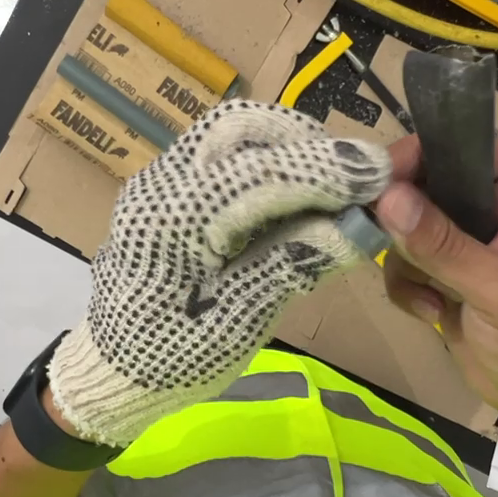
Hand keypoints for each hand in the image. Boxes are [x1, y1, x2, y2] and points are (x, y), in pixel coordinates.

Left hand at [48, 101, 391, 445]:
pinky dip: (268, 160)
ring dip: (289, 147)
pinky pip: (223, 153)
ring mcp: (160, 179)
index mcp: (171, 221)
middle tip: (355, 177)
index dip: (325, 169)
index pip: (258, 173)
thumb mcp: (238, 321)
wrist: (116, 368)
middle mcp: (160, 183)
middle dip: (306, 143)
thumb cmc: (173, 357)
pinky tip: (295, 193)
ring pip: (232, 133)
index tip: (381, 175)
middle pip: (241, 128)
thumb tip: (359, 226)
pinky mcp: (168, 187)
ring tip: (332, 184)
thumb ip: (293, 264)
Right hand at [374, 135, 497, 429]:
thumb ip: (443, 244)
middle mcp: (488, 208)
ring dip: (407, 265)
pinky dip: (408, 290)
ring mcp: (462, 242)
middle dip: (400, 217)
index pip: (461, 148)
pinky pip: (400, 264)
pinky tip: (435, 314)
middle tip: (389, 243)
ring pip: (403, 227)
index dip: (418, 155)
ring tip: (435, 297)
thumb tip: (387, 197)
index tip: (376, 181)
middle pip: (422, 183)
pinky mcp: (440, 274)